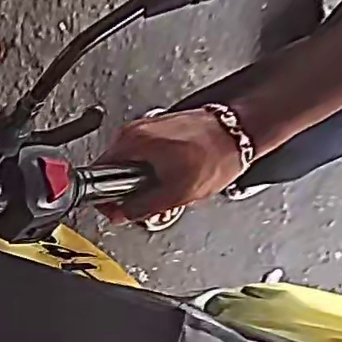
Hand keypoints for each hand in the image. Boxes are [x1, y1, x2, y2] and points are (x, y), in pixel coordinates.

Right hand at [93, 108, 245, 223]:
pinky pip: (144, 154)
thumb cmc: (216, 154)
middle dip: (127, 191)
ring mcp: (148, 126)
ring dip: (141, 180)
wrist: (243, 130)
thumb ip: (138, 208)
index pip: (98, 175)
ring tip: (163, 188)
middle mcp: (135, 130)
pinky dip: (153, 168)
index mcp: (131, 142)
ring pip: (130, 164)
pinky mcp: (161, 128)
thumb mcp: (173, 194)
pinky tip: (171, 175)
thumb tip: (119, 214)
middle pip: (113, 170)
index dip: (107, 198)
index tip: (117, 208)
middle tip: (146, 202)